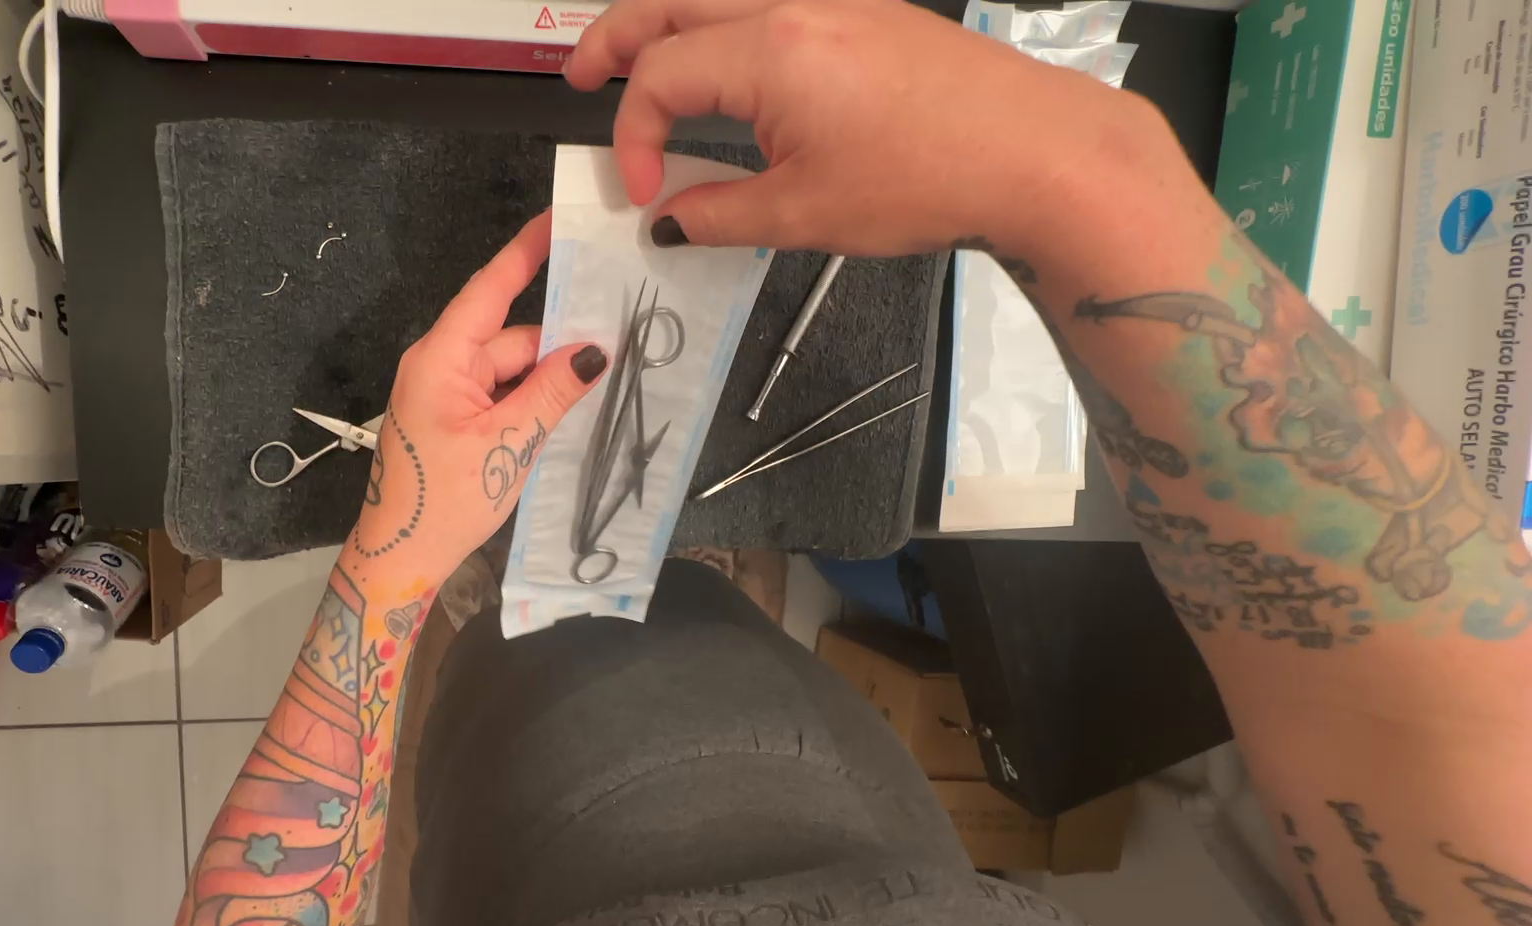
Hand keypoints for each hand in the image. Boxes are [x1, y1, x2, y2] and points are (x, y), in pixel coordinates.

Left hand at [349, 211, 607, 576]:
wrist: (403, 556)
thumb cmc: (446, 500)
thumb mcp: (508, 445)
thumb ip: (552, 393)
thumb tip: (595, 352)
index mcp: (442, 359)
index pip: (489, 291)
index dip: (525, 254)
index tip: (559, 222)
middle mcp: (442, 366)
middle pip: (509, 336)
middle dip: (557, 342)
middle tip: (617, 341)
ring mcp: (448, 394)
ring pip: (510, 370)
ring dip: (547, 379)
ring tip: (601, 386)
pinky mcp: (455, 420)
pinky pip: (500, 395)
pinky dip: (530, 401)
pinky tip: (567, 411)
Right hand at [563, 0, 1188, 261]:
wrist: (1032, 154)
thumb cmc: (925, 179)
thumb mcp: (799, 214)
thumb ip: (716, 213)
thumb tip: (670, 219)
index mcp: (770, 49)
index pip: (659, 78)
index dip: (634, 142)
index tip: (645, 196)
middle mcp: (792, 4)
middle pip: (670, 0)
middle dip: (612, 38)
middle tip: (578, 76)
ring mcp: (829, 1)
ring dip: (663, 25)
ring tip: (632, 64)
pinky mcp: (857, 15)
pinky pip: (763, 8)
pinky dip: (716, 33)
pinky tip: (714, 68)